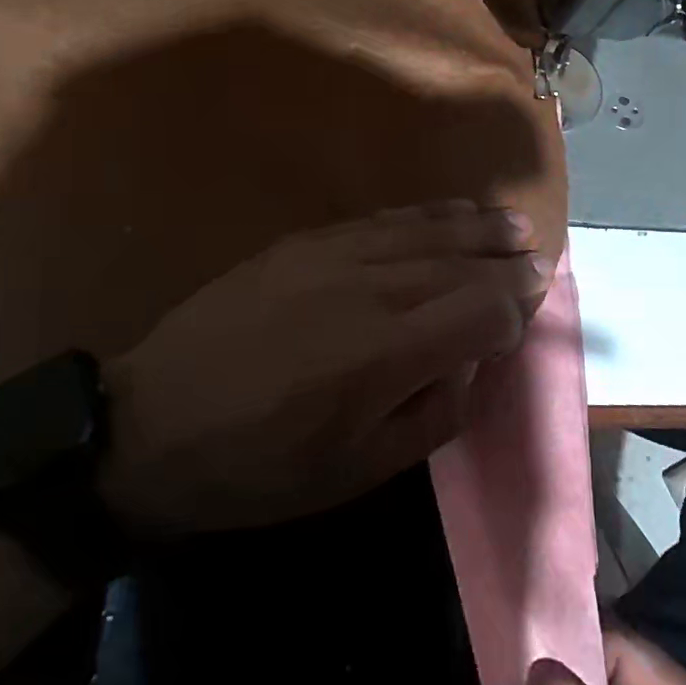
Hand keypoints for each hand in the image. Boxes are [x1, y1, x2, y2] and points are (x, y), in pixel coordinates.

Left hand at [95, 201, 552, 536]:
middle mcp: (371, 291)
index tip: (529, 317)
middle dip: (511, 265)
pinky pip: (386, 220)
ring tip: (517, 226)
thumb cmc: (262, 466)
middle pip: (465, 264)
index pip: (483, 311)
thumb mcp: (361, 471)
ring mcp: (335, 258)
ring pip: (430, 232)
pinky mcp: (306, 244)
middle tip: (541, 262)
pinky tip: (454, 213)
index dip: (518, 310)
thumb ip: (436, 414)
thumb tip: (472, 364)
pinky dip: (430, 215)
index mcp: (387, 354)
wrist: (144, 430)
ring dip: (481, 229)